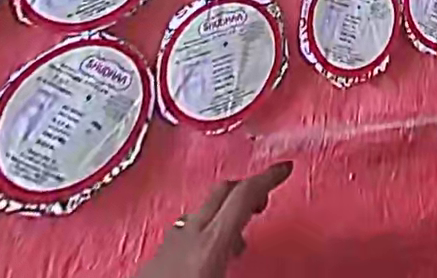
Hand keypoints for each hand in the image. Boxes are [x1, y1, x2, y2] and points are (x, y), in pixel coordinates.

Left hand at [136, 162, 293, 277]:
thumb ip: (241, 267)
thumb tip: (254, 247)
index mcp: (210, 244)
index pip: (244, 195)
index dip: (268, 178)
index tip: (285, 169)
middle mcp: (188, 236)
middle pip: (222, 192)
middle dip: (246, 189)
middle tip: (262, 203)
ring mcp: (167, 246)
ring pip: (201, 211)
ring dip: (222, 213)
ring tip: (235, 240)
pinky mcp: (151, 261)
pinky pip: (183, 232)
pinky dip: (201, 232)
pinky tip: (202, 259)